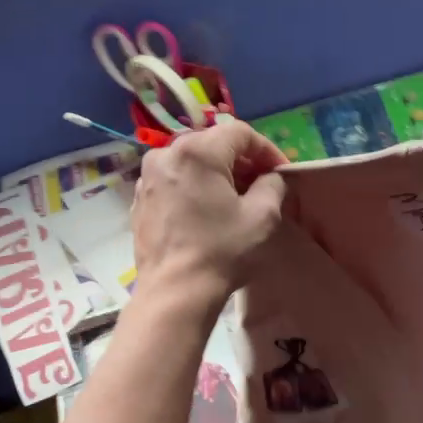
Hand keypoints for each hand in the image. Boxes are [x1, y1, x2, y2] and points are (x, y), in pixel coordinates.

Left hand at [130, 120, 287, 310]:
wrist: (176, 290)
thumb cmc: (223, 250)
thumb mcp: (263, 216)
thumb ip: (273, 185)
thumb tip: (271, 177)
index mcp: (197, 152)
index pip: (239, 132)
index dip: (267, 149)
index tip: (282, 172)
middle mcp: (166, 154)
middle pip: (212, 143)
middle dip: (241, 160)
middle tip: (262, 185)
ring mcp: (147, 177)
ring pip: (191, 162)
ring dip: (218, 174)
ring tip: (236, 200)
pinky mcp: (140, 200)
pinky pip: (175, 181)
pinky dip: (196, 188)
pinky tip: (209, 213)